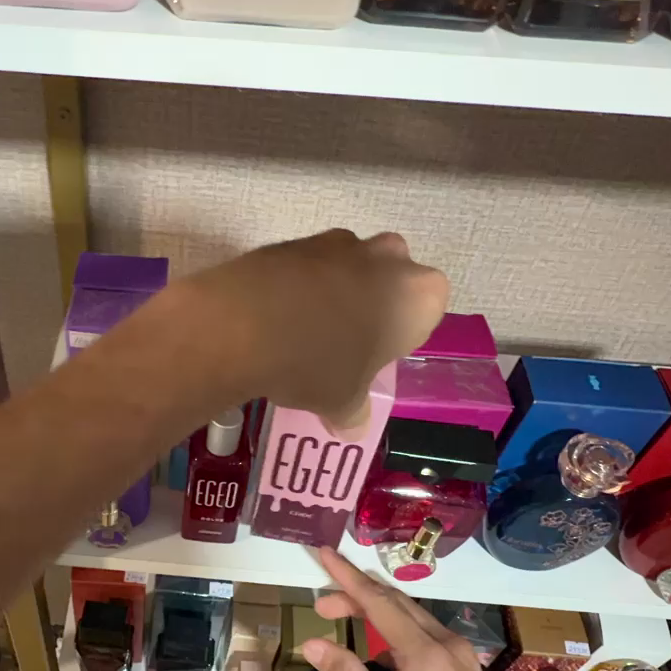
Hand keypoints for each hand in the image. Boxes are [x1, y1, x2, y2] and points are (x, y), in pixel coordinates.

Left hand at [159, 230, 447, 429]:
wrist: (245, 324)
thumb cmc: (316, 366)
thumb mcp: (341, 402)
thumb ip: (354, 412)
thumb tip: (352, 430)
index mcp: (419, 295)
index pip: (425, 313)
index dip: (398, 336)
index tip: (372, 357)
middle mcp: (388, 257)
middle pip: (389, 280)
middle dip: (369, 305)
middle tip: (340, 344)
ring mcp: (338, 242)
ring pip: (346, 268)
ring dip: (331, 293)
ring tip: (300, 334)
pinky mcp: (293, 241)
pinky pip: (304, 267)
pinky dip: (295, 287)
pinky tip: (273, 318)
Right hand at [299, 548, 529, 670]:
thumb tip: (312, 643)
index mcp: (424, 653)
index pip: (377, 602)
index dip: (346, 577)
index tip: (323, 552)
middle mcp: (448, 644)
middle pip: (397, 604)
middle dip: (357, 595)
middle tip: (322, 605)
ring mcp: (464, 658)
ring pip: (415, 619)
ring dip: (379, 613)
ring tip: (346, 621)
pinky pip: (430, 637)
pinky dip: (400, 632)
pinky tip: (385, 655)